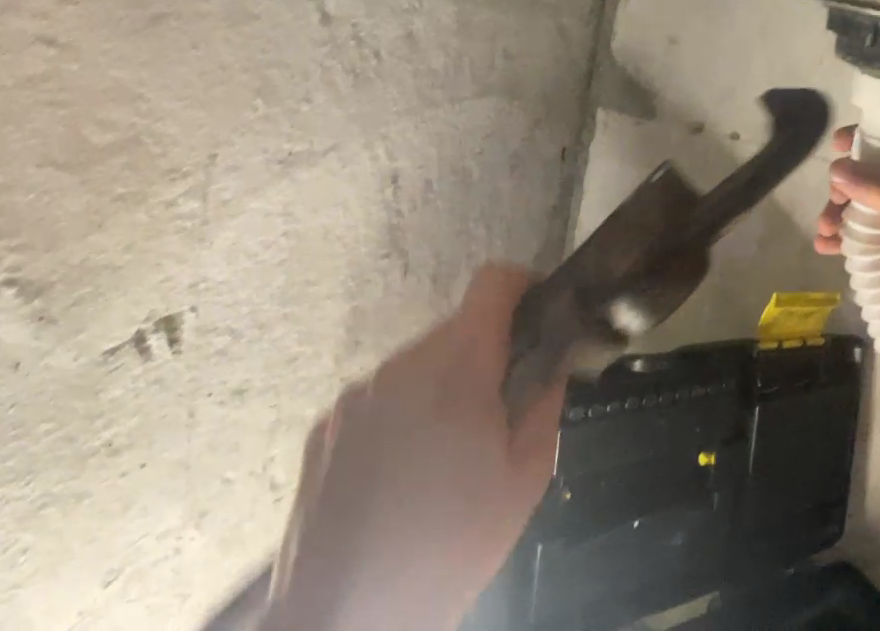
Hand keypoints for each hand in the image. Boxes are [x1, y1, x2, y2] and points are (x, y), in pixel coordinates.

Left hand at [262, 265, 564, 630]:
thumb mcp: (527, 475)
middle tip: (505, 408)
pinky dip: (407, 412)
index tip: (542, 317)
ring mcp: (355, 396)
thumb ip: (545, 400)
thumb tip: (554, 357)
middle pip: (458, 327)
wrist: (344, 620)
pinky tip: (408, 471)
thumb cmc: (452, 545)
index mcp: (456, 368)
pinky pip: (383, 396)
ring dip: (447, 383)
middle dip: (490, 352)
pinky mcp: (325, 427)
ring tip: (454, 450)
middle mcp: (400, 366)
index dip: (525, 286)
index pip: (493, 282)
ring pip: (420, 362)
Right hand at [814, 128, 879, 337]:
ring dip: (844, 220)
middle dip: (846, 192)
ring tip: (823, 236)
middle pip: (874, 181)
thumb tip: (836, 170)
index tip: (835, 146)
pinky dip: (853, 243)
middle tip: (830, 209)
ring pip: (870, 213)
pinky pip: (876, 241)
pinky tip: (830, 250)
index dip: (863, 142)